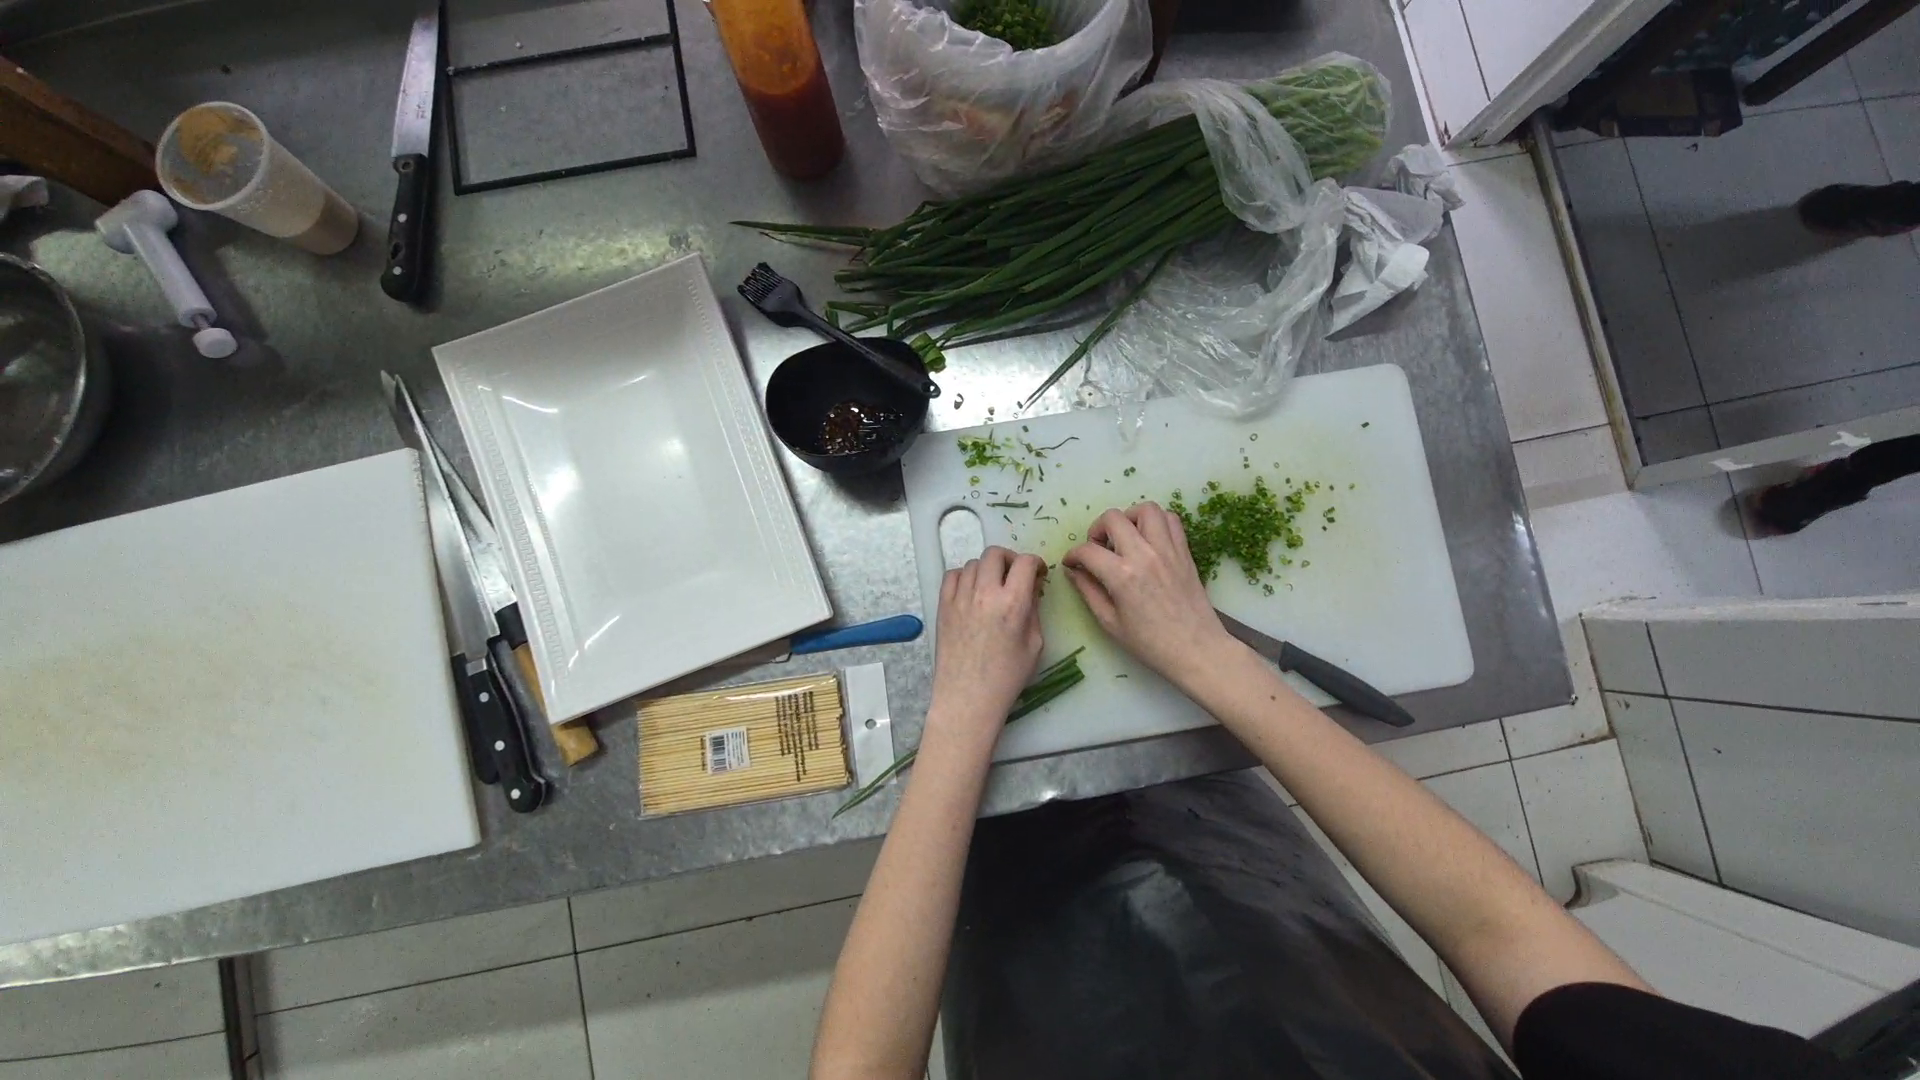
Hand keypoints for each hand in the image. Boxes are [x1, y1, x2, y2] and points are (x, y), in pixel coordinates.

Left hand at [927, 546, 1046, 746]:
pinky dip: (965, 577)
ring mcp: (960, 598)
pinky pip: (953, 575)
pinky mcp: (943, 606)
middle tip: (1015, 576)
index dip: (1036, 563)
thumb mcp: (1034, 644)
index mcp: (1013, 603)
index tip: (1038, 574)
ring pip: (974, 563)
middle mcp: (985, 593)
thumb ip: (1033, 610)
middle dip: (1010, 560)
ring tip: (993, 587)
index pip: (1025, 563)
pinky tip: (972, 591)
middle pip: (995, 554)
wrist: (968, 697)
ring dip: (988, 569)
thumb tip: (1032, 588)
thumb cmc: (1007, 677)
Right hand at [1062, 503, 1237, 686]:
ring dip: (1129, 518)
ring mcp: (1168, 549)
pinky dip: (1156, 522)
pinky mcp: (1185, 551)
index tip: (1072, 563)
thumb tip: (1073, 571)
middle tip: (1098, 548)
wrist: (1196, 649)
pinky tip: (1148, 539)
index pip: (1088, 551)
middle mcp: (1145, 554)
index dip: (1073, 555)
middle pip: (1113, 518)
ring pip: (1146, 509)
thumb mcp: (1110, 623)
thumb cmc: (1150, 644)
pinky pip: (1171, 519)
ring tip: (1125, 537)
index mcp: (1122, 576)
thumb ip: (1088, 591)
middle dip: (1097, 529)